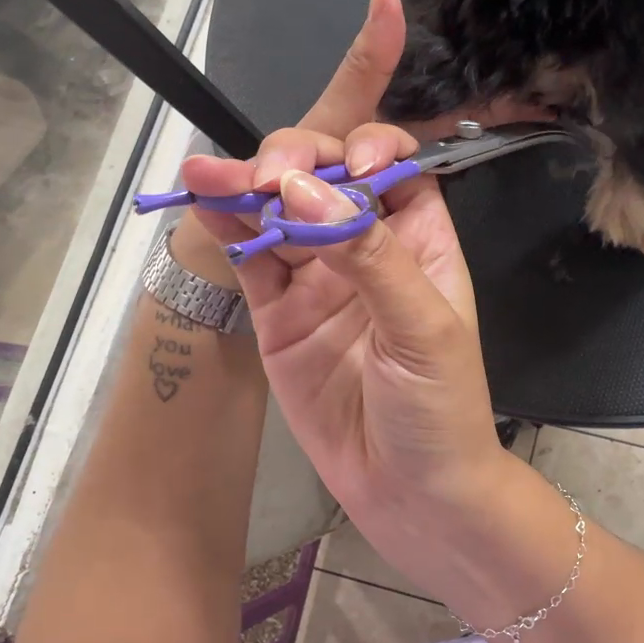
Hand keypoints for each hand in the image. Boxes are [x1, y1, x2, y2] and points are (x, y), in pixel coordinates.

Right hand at [172, 0, 507, 508]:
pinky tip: (204, 201)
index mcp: (420, 242)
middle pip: (329, 181)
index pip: (395, 171)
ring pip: (281, 214)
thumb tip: (306, 189)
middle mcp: (369, 250)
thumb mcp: (422, 327)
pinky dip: (228, 230)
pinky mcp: (280, 315)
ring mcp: (320, 281)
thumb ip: (369, 256)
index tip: (345, 160)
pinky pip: (252, 260)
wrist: (411, 493)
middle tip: (268, 174)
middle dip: (298, 162)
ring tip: (205, 172)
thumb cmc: (440, 408)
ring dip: (247, 187)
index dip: (369, 149)